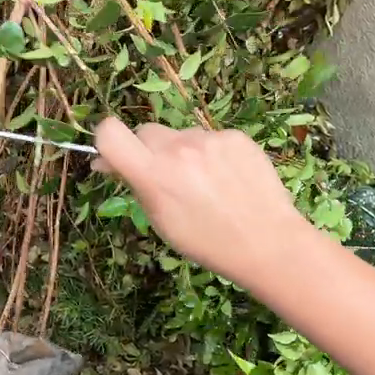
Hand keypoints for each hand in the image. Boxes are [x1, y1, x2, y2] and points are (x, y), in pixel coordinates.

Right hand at [92, 119, 317, 287]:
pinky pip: (213, 139)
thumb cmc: (208, 241)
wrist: (267, 241)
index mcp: (153, 174)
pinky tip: (229, 180)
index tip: (116, 156)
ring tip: (208, 185)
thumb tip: (109, 162)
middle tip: (166, 177)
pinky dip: (214, 155)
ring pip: (183, 137)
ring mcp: (210, 139)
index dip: (107, 141)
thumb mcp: (161, 220)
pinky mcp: (236, 136)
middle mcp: (179, 148)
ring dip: (185, 153)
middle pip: (147, 132)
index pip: (109, 132)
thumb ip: (137, 184)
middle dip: (149, 151)